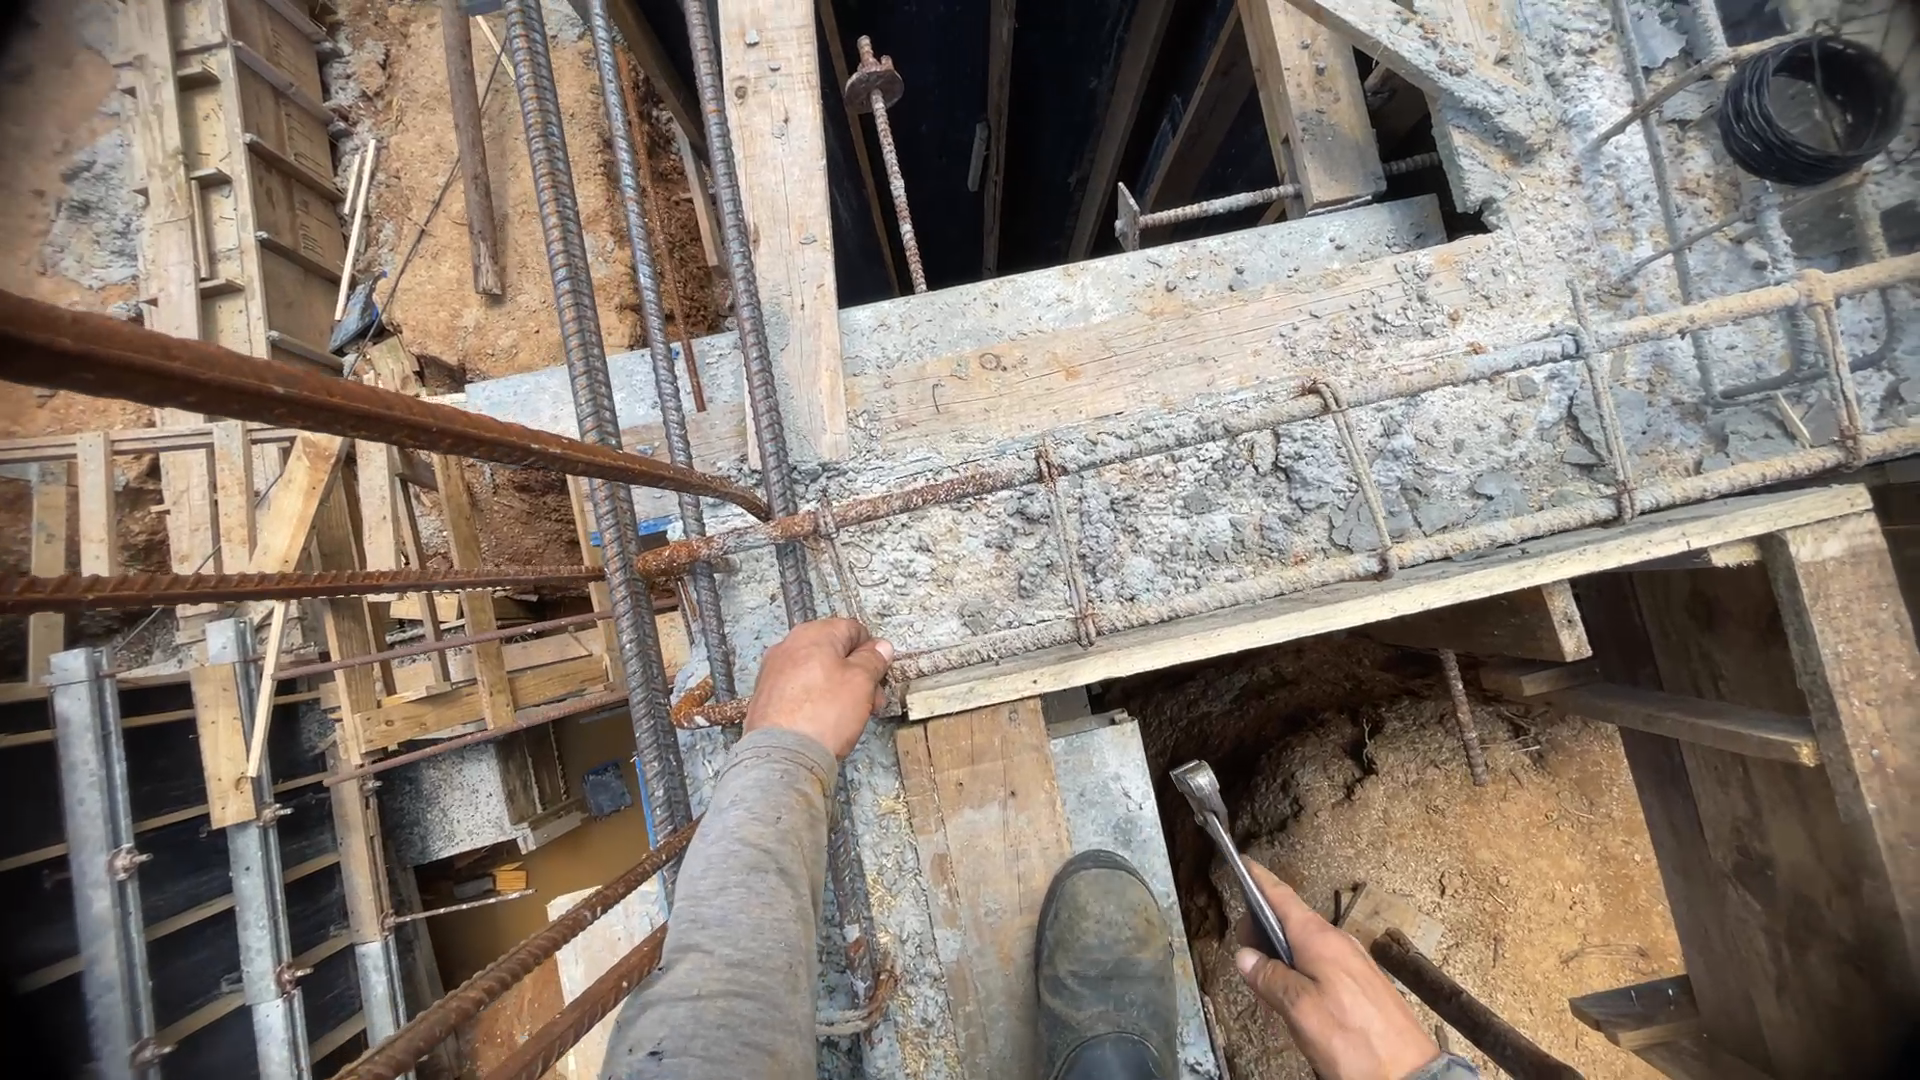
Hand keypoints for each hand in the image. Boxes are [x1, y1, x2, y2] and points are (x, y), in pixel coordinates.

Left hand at [746, 618, 893, 758]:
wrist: (783, 756)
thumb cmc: (820, 716)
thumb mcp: (862, 681)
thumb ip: (873, 659)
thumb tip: (880, 648)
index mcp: (813, 634)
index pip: (852, 629)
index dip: (872, 651)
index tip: (880, 671)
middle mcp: (788, 647)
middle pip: (833, 652)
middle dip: (857, 674)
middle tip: (872, 699)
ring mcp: (774, 673)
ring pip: (817, 674)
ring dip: (838, 690)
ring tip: (850, 717)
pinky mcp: (766, 699)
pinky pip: (800, 692)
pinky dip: (816, 703)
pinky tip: (825, 723)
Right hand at [1235, 861, 1439, 1079]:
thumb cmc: (1352, 1040)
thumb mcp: (1300, 1010)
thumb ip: (1270, 978)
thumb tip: (1245, 956)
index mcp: (1319, 938)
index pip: (1282, 895)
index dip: (1259, 879)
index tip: (1242, 863)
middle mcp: (1338, 941)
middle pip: (1291, 920)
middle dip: (1263, 929)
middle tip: (1245, 957)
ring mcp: (1355, 962)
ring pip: (1306, 944)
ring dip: (1281, 953)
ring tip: (1268, 985)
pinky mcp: (1365, 985)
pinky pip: (1323, 963)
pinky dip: (1300, 968)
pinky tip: (1296, 996)